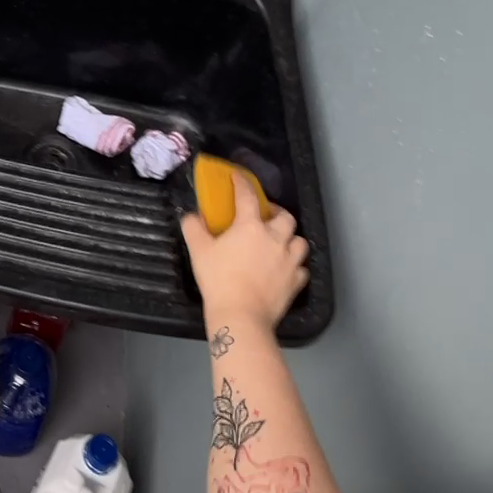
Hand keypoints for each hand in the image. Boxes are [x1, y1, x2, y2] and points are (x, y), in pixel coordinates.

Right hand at [180, 171, 308, 330]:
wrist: (241, 315)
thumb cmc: (218, 279)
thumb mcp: (198, 250)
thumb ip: (193, 228)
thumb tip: (191, 216)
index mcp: (250, 226)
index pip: (248, 196)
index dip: (242, 183)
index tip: (237, 177)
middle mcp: (275, 238)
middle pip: (285, 217)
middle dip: (276, 212)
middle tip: (264, 216)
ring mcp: (289, 261)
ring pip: (299, 241)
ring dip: (290, 238)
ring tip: (279, 242)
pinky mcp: (296, 282)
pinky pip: (301, 268)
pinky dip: (294, 265)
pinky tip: (284, 269)